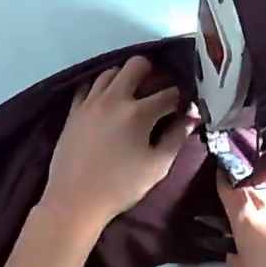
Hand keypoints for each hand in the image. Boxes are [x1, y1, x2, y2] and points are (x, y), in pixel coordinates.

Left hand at [42, 56, 196, 235]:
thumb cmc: (121, 187)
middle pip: (136, 64)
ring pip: (110, 71)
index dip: (182, 98)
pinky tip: (107, 103)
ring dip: (125, 78)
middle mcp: (114, 98)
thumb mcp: (157, 166)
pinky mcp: (73, 110)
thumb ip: (177, 138)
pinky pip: (89, 86)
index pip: (169, 93)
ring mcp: (90, 102)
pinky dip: (101, 88)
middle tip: (156, 91)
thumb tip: (192, 117)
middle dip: (152, 73)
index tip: (184, 107)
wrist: (74, 201)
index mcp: (139, 112)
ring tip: (132, 95)